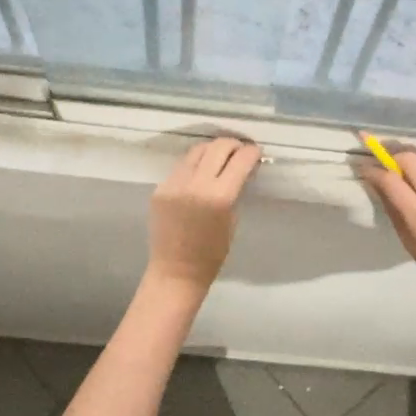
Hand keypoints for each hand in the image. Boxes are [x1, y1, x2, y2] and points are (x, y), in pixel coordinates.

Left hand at [147, 137, 260, 292]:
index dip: (251, 152)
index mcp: (219, 197)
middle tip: (240, 150)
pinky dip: (194, 166)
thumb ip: (234, 192)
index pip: (240, 161)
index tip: (256, 151)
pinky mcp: (159, 188)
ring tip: (220, 157)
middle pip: (217, 147)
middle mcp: (195, 184)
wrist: (176, 271)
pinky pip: (180, 168)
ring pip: (196, 152)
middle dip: (233, 145)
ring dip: (211, 150)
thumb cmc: (212, 254)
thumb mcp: (232, 221)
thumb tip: (239, 171)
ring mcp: (173, 184)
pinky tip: (200, 173)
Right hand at [362, 149, 415, 299]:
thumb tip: (377, 185)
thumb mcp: (407, 241)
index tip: (360, 167)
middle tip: (378, 159)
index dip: (372, 171)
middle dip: (390, 155)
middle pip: (409, 159)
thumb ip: (392, 209)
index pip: (390, 181)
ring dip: (407, 155)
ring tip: (396, 162)